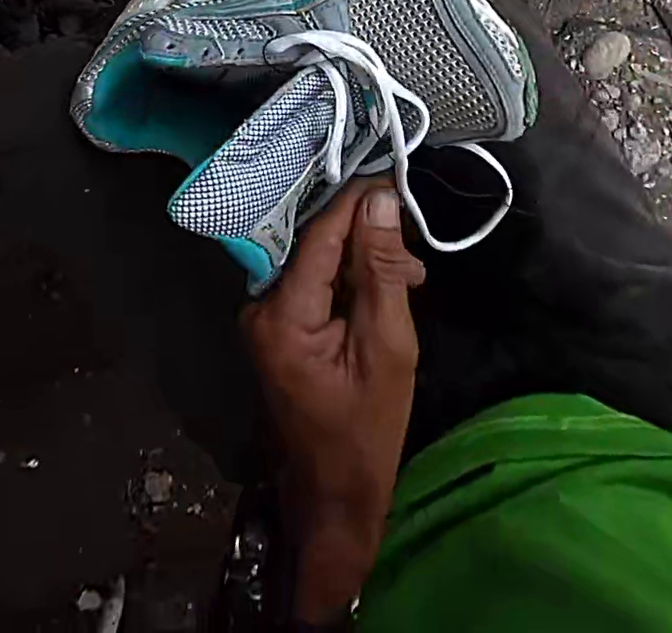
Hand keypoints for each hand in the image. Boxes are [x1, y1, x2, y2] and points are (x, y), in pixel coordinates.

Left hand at [241, 178, 424, 623]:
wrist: (334, 492)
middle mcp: (259, 305)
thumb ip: (381, 270)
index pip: (319, 233)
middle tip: (411, 250)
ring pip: (318, 261)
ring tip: (408, 277)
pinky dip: (349, 280)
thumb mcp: (387, 346)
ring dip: (362, 260)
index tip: (392, 178)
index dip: (356, 201)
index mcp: (281, 314)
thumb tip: (381, 200)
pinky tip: (384, 289)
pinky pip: (314, 283)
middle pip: (315, 244)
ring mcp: (264, 316)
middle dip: (365, 237)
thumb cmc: (366, 429)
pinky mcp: (277, 324)